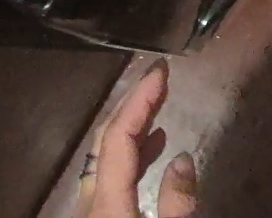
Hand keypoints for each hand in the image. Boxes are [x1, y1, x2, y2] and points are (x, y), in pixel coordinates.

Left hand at [77, 62, 198, 217]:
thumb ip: (178, 204)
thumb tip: (183, 158)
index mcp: (106, 203)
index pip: (119, 135)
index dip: (140, 97)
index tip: (161, 68)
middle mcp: (88, 200)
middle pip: (106, 138)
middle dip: (133, 102)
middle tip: (159, 77)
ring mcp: (87, 210)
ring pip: (104, 156)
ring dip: (132, 126)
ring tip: (160, 104)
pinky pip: (108, 175)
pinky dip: (129, 153)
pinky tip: (152, 148)